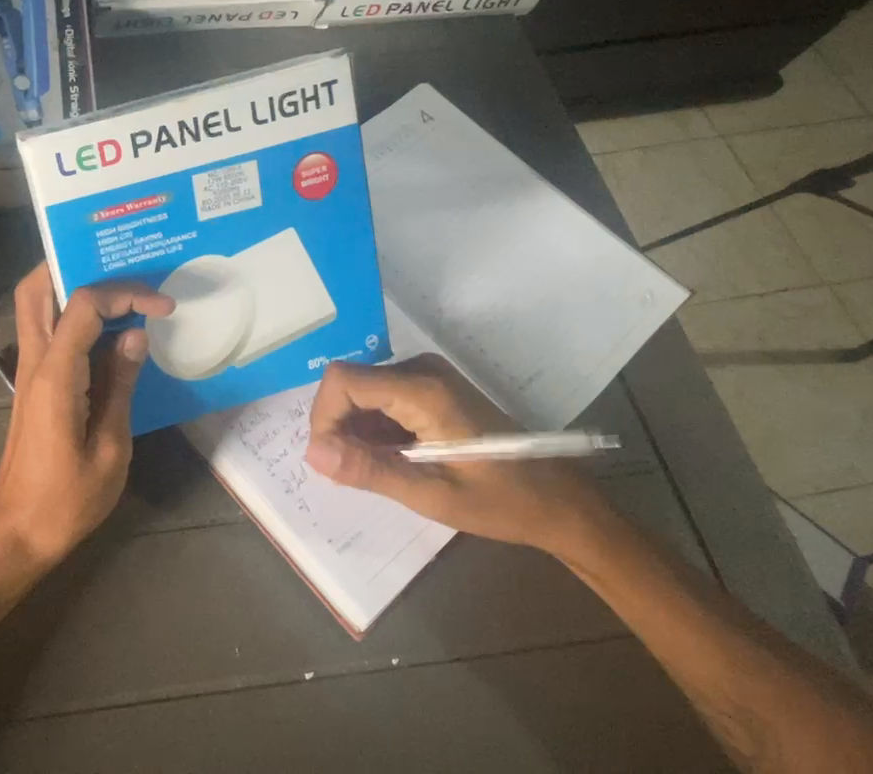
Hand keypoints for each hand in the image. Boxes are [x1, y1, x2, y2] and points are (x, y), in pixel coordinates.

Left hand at [0, 264, 173, 570]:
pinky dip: (72, 317)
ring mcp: (28, 372)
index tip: (162, 306)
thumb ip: (121, 386)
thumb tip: (135, 337)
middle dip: (72, 265)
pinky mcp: (33, 385)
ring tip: (119, 291)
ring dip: (70, 287)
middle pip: (35, 288)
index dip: (125, 293)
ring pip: (35, 306)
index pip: (83, 305)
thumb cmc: (67, 500)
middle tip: (121, 269)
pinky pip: (47, 332)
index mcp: (55, 376)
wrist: (18, 531)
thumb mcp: (110, 448)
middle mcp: (34, 362)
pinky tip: (109, 331)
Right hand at [302, 355, 613, 555]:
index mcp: (423, 390)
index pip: (342, 380)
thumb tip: (313, 453)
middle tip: (353, 473)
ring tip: (377, 470)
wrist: (560, 500)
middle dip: (338, 427)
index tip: (332, 459)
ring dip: (356, 430)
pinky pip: (382, 397)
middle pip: (349, 384)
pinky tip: (393, 460)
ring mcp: (427, 376)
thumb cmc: (500, 501)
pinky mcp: (431, 386)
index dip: (324, 417)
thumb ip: (368, 469)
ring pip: (361, 392)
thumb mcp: (429, 494)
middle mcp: (421, 370)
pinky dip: (374, 428)